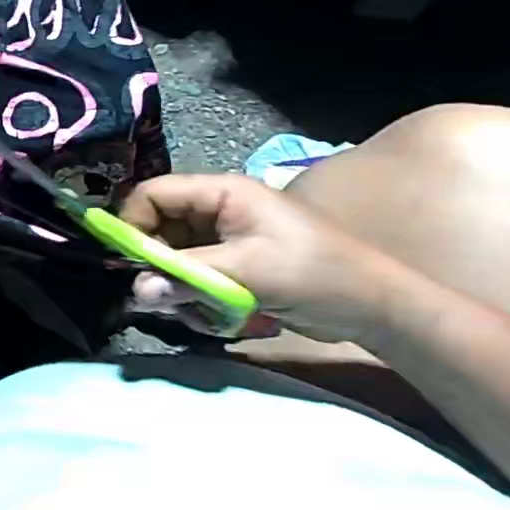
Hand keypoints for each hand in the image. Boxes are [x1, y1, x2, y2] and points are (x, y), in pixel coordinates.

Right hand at [117, 174, 411, 344]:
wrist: (380, 309)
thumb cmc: (317, 275)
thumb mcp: (249, 273)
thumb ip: (188, 277)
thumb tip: (136, 290)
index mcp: (220, 192)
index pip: (152, 194)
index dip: (132, 223)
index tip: (129, 262)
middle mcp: (215, 208)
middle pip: (157, 224)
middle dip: (155, 262)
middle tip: (157, 295)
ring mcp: (222, 236)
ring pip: (171, 253)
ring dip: (175, 285)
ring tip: (194, 312)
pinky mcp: (230, 261)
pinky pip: (191, 273)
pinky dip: (192, 296)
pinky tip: (212, 317)